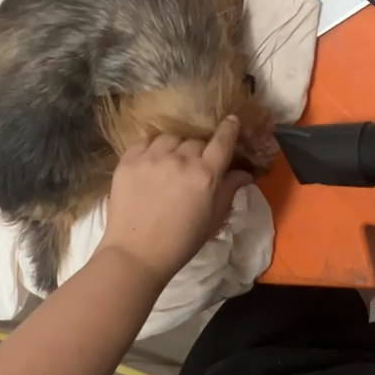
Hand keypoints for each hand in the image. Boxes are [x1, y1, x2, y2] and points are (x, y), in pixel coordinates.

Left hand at [97, 117, 253, 285]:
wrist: (136, 254)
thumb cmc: (181, 242)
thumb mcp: (212, 219)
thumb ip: (229, 190)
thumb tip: (245, 173)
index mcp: (205, 174)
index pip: (222, 141)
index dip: (228, 129)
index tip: (231, 120)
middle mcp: (180, 159)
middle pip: (195, 141)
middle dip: (198, 150)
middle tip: (194, 165)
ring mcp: (152, 157)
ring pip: (170, 138)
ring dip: (174, 147)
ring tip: (170, 162)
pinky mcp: (129, 160)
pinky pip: (145, 143)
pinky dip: (151, 150)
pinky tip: (150, 164)